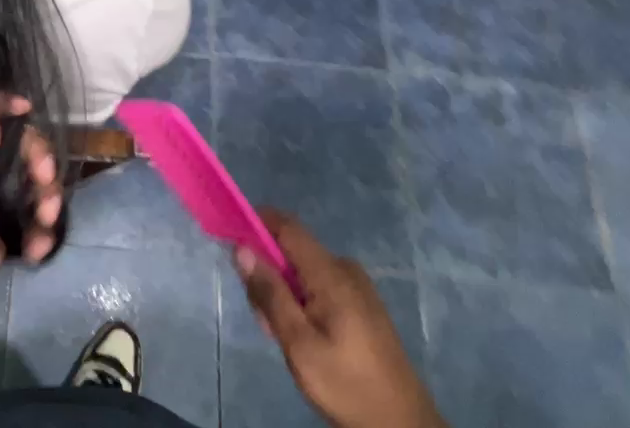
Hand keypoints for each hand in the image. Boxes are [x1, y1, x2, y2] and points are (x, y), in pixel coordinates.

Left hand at [0, 97, 62, 332]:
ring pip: (31, 186)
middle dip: (38, 160)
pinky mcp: (4, 235)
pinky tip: (38, 248)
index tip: (27, 109)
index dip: (3, 112)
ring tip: (47, 217)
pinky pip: (32, 224)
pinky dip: (41, 233)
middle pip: (17, 152)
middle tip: (44, 177)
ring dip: (47, 197)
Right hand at [238, 210, 445, 427]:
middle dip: (268, 273)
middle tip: (263, 320)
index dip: (256, 222)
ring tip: (284, 338)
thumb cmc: (346, 384)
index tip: (229, 236)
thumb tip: (242, 248)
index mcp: (331, 273)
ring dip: (283, 293)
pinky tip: (303, 338)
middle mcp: (345, 269)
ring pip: (304, 272)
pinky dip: (301, 302)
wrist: (401, 425)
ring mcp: (356, 287)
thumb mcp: (298, 344)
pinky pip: (319, 286)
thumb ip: (270, 294)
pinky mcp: (361, 304)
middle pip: (292, 251)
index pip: (287, 226)